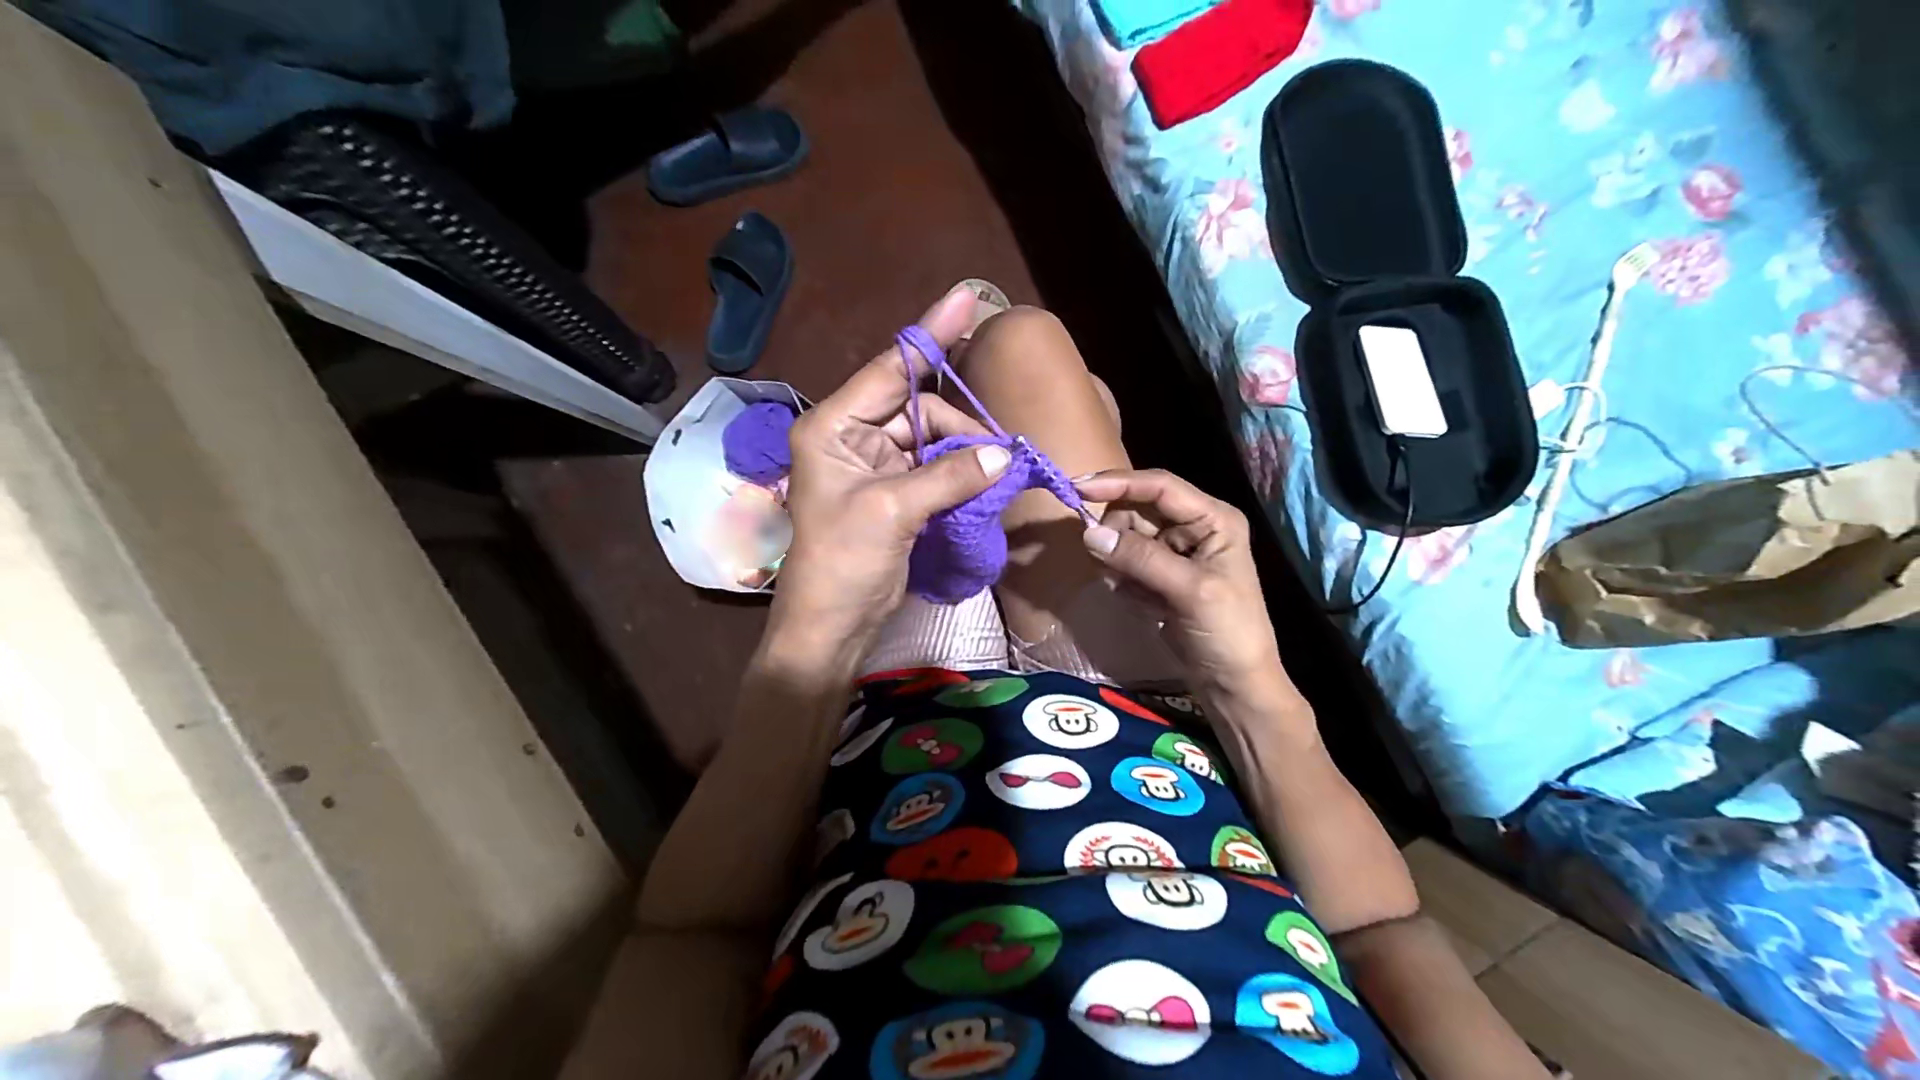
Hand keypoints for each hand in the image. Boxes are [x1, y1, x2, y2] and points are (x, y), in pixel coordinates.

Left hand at [772, 288, 1009, 667]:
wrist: (831, 626)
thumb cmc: (844, 563)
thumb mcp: (893, 510)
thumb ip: (950, 475)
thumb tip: (1004, 452)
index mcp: (833, 426)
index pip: (889, 369)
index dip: (931, 334)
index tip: (966, 297)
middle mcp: (852, 436)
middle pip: (917, 404)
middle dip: (959, 420)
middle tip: (999, 445)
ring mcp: (874, 465)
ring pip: (931, 437)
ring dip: (964, 450)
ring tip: (995, 469)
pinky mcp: (894, 492)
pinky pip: (934, 466)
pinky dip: (959, 470)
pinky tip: (984, 476)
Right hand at [1075, 469, 1301, 720]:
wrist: (1234, 684)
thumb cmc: (1226, 632)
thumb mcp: (1188, 591)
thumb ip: (1140, 558)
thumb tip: (1089, 534)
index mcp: (1213, 519)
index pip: (1159, 487)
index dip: (1118, 483)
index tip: (1077, 490)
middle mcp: (1192, 527)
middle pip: (1136, 509)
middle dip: (1115, 531)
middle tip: (1108, 563)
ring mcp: (1174, 552)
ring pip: (1125, 536)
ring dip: (1116, 559)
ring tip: (1128, 589)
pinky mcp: (1158, 576)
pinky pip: (1124, 562)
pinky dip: (1121, 578)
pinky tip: (1138, 602)